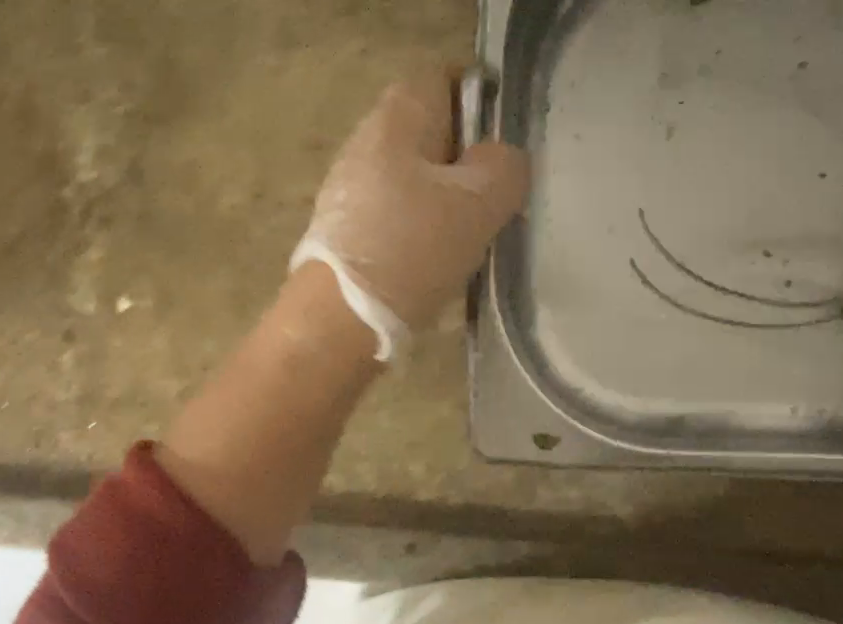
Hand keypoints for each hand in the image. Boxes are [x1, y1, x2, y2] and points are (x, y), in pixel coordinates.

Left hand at [290, 69, 530, 358]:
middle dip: (463, 164)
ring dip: (441, 207)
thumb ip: (504, 168)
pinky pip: (393, 222)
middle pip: (426, 136)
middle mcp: (363, 146)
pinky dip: (417, 238)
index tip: (502, 145)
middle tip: (491, 201)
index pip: (440, 79)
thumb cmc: (409, 252)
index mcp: (394, 120)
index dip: (477, 101)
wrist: (337, 324)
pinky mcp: (343, 239)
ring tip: (466, 243)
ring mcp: (347, 195)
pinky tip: (433, 269)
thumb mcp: (478, 204)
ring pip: (410, 184)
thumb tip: (499, 161)